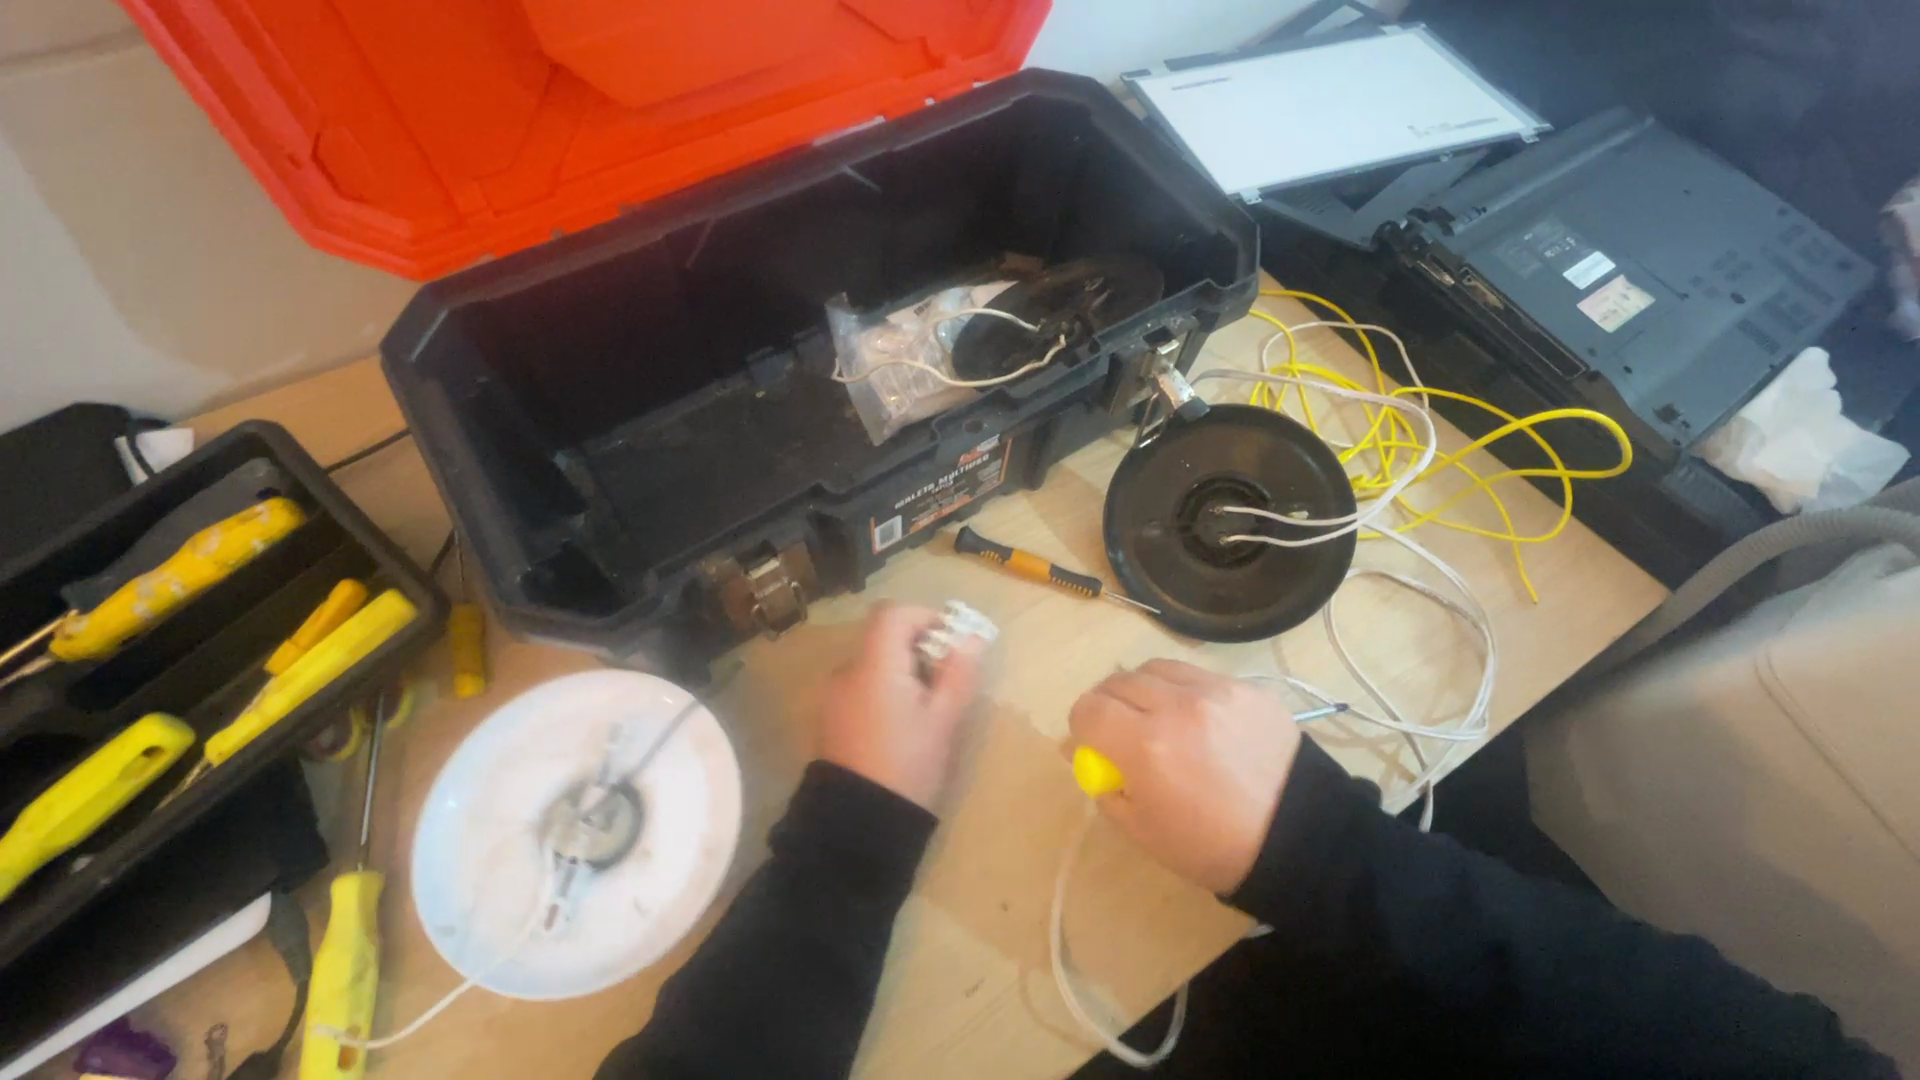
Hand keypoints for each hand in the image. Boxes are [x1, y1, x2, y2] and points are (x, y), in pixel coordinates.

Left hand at [818, 603, 985, 810]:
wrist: (858, 821)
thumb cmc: (908, 764)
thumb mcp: (943, 720)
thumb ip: (957, 673)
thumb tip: (970, 637)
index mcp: (875, 666)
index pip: (893, 614)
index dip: (924, 617)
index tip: (948, 641)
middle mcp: (846, 671)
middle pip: (882, 638)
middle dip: (916, 648)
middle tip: (943, 681)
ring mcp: (832, 696)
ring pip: (871, 664)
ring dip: (899, 671)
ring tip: (923, 709)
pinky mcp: (828, 718)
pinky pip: (858, 687)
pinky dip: (881, 690)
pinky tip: (897, 726)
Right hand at [1067, 660, 1301, 893]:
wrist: (1300, 842)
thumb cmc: (1211, 846)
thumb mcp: (1140, 829)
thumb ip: (1102, 782)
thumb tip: (1078, 749)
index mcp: (1145, 746)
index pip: (1087, 709)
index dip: (1081, 726)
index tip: (1092, 742)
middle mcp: (1176, 706)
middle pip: (1117, 681)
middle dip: (1109, 705)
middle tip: (1122, 730)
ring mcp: (1216, 691)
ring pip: (1155, 668)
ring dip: (1144, 689)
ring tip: (1159, 716)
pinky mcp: (1248, 688)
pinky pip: (1198, 674)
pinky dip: (1185, 691)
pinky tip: (1201, 720)